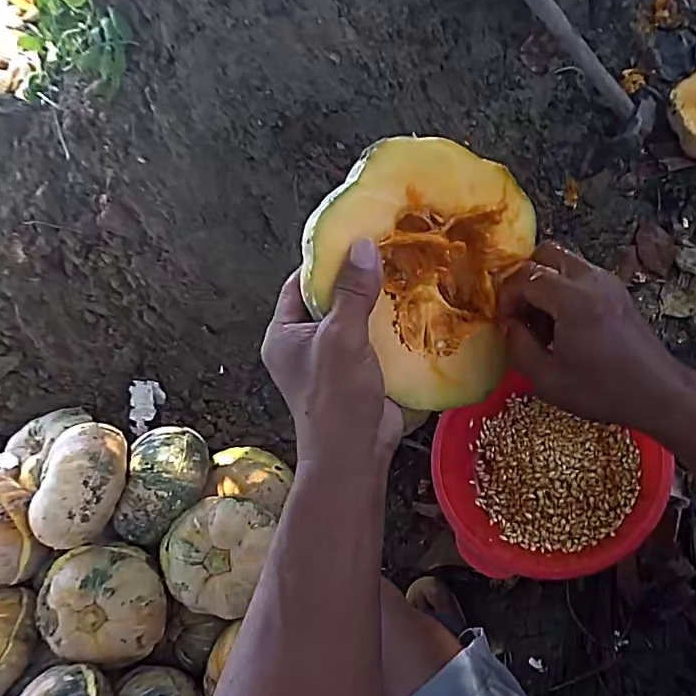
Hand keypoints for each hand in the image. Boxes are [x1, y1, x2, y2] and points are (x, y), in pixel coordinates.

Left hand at [261, 240, 403, 469]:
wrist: (354, 453)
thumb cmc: (335, 398)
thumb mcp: (341, 338)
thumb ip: (352, 293)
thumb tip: (363, 248)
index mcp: (284, 334)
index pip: (300, 284)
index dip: (325, 263)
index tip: (354, 242)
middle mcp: (304, 345)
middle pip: (329, 301)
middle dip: (355, 282)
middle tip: (385, 257)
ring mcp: (331, 362)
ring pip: (353, 322)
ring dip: (375, 306)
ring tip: (403, 278)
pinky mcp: (356, 375)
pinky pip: (371, 342)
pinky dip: (387, 329)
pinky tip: (410, 313)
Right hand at [498, 243, 690, 430]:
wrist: (657, 392)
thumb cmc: (602, 390)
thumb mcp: (547, 379)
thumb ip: (518, 346)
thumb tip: (509, 325)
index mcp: (573, 300)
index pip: (525, 275)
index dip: (506, 295)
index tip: (504, 320)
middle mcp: (592, 281)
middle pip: (546, 254)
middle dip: (525, 280)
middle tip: (521, 313)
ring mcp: (609, 283)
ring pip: (565, 263)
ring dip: (546, 285)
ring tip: (544, 325)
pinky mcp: (618, 292)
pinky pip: (582, 277)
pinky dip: (565, 291)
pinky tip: (565, 327)